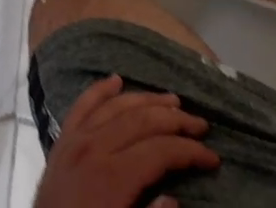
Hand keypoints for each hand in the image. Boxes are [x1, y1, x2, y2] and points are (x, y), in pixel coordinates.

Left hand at [34, 75, 218, 207]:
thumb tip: (173, 198)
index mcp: (113, 177)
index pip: (159, 151)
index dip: (189, 152)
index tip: (213, 158)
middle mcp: (93, 148)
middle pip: (140, 121)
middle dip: (174, 120)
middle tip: (201, 124)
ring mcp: (74, 140)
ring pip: (114, 107)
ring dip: (145, 100)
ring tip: (172, 100)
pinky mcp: (62, 140)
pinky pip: (81, 105)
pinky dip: (99, 90)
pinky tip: (115, 80)